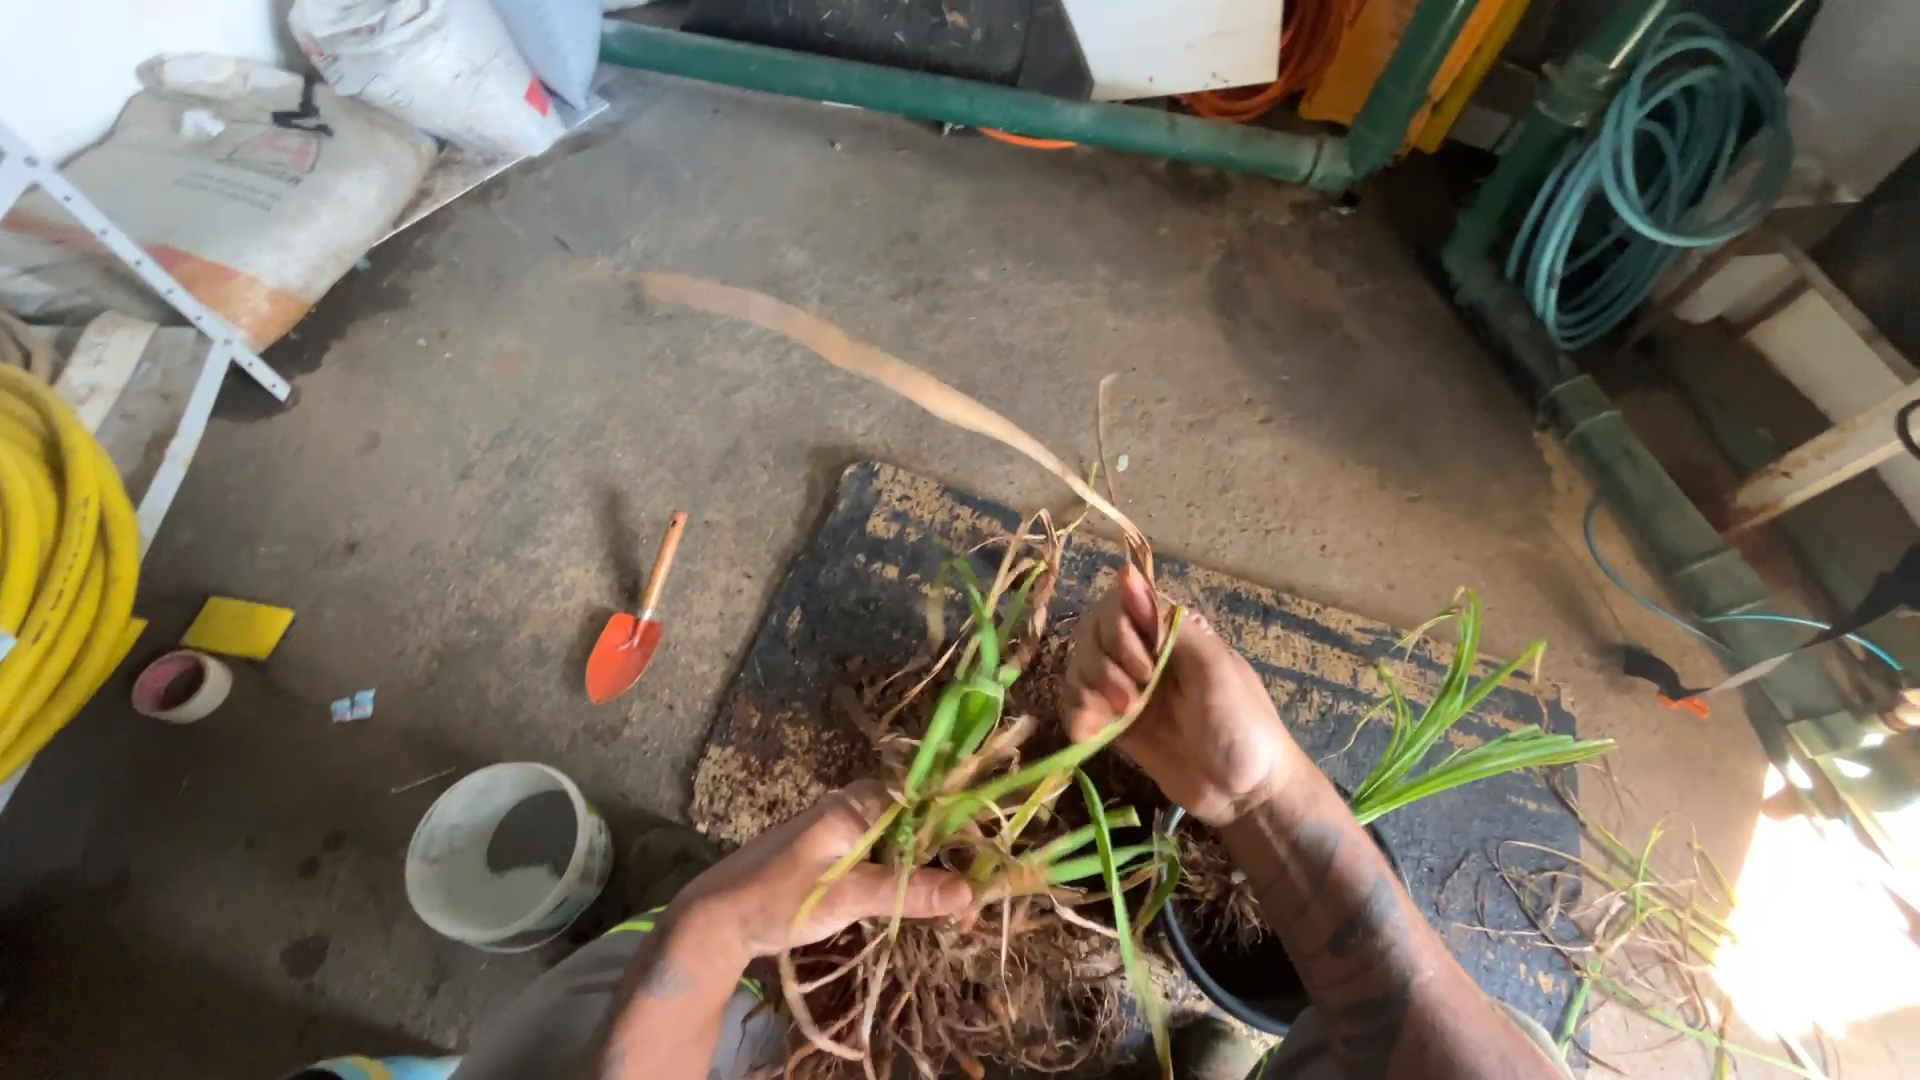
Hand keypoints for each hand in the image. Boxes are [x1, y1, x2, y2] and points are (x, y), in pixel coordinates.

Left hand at [670, 781, 973, 956]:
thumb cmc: (779, 896)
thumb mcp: (845, 896)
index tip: (987, 863)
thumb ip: (906, 891)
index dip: (961, 828)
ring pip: (906, 842)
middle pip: (920, 822)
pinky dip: (907, 877)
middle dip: (949, 856)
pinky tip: (925, 902)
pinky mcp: (841, 852)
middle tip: (975, 899)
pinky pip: (887, 857)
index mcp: (860, 802)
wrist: (718, 917)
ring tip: (959, 907)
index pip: (927, 801)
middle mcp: (858, 806)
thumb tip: (969, 892)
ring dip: (930, 871)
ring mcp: (849, 829)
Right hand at [1061, 563, 1302, 825]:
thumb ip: (1166, 623)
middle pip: (1091, 634)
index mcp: (1169, 632)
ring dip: (1088, 690)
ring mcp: (1126, 689)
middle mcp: (1143, 653)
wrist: (1246, 796)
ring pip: (1079, 668)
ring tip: (1121, 717)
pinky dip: (1076, 716)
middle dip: (1102, 665)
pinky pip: (1077, 706)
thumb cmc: (1241, 723)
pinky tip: (1089, 734)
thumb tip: (1125, 572)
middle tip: (1132, 699)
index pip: (1117, 605)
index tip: (1143, 665)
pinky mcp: (1115, 724)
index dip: (1117, 630)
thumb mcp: (1213, 667)